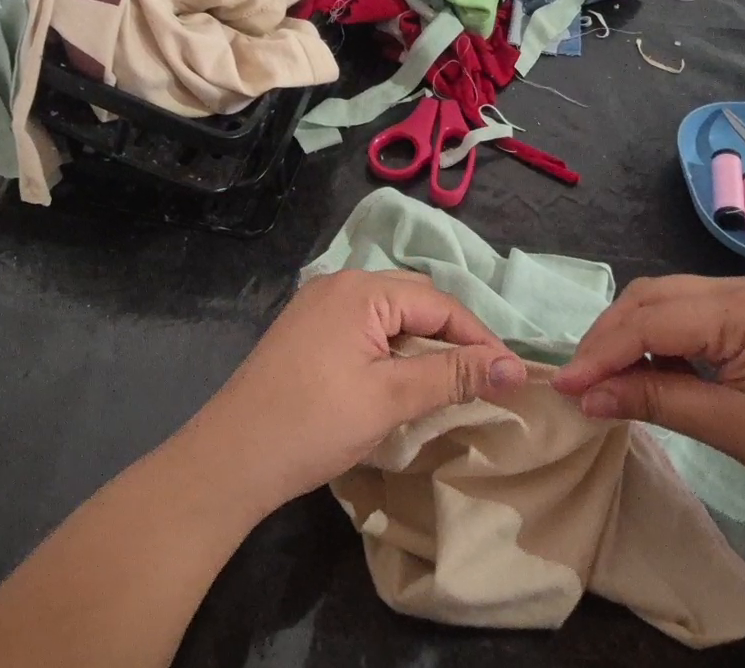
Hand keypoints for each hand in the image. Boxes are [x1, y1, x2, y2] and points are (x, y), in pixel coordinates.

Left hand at [181, 270, 526, 510]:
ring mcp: (317, 305)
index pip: (439, 304)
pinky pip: (364, 325)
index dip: (480, 339)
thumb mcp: (391, 399)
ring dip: (422, 340)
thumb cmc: (313, 425)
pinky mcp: (306, 330)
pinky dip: (392, 345)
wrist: (228, 460)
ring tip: (448, 378)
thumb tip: (516, 368)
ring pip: (390, 313)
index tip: (513, 375)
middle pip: (415, 300)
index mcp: (361, 290)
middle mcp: (339, 284)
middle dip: (452, 335)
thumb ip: (453, 376)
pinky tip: (400, 376)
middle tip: (483, 376)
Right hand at [550, 275, 744, 527]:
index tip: (562, 387)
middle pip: (653, 296)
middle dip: (609, 336)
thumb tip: (586, 396)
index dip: (599, 353)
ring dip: (633, 334)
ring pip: (671, 300)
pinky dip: (664, 338)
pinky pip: (696, 314)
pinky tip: (653, 370)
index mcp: (741, 307)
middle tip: (579, 381)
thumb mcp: (732, 427)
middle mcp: (743, 287)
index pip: (648, 319)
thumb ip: (655, 399)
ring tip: (607, 378)